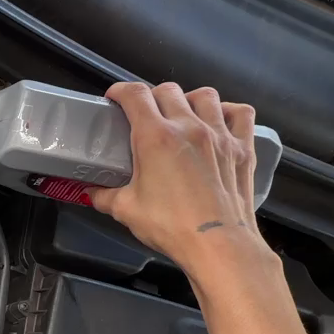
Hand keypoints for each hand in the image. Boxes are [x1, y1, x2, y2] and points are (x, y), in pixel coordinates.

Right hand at [90, 82, 271, 277]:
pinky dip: (227, 110)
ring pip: (204, 95)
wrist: (216, 242)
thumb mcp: (125, 210)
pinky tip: (218, 120)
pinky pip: (240, 113)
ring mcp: (220, 134)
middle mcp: (189, 126)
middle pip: (168, 90)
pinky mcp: (243, 146)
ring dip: (187, 99)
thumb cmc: (169, 226)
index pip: (135, 96)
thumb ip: (104, 195)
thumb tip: (91, 192)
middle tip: (143, 113)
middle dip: (151, 96)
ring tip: (180, 114)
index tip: (114, 98)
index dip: (121, 91)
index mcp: (155, 137)